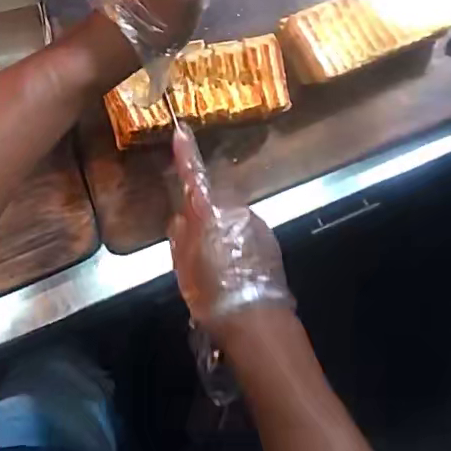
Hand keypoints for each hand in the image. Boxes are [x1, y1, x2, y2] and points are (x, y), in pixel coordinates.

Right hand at [166, 121, 292, 339]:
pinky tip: (236, 269)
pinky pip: (246, 232)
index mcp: (208, 213)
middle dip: (205, 214)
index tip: (181, 130)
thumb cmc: (212, 295)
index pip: (193, 175)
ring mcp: (256, 222)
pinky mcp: (270, 238)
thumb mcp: (183, 268)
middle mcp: (234, 209)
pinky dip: (238, 243)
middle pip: (214, 201)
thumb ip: (180, 237)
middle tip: (196, 242)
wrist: (256, 321)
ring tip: (218, 264)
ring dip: (223, 231)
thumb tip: (181, 219)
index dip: (185, 153)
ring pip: (232, 218)